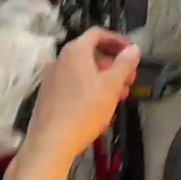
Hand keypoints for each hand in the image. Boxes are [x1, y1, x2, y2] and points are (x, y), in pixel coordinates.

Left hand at [21, 29, 138, 170]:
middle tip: (128, 79)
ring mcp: (51, 78)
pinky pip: (72, 84)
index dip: (117, 40)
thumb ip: (125, 64)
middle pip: (91, 53)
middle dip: (113, 64)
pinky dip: (88, 88)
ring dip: (102, 78)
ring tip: (118, 96)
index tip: (130, 53)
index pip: (98, 34)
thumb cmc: (84, 110)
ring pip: (82, 71)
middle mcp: (60, 59)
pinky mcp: (46, 97)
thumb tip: (133, 49)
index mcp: (75, 51)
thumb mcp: (111, 86)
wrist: (49, 145)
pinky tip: (98, 106)